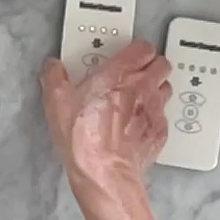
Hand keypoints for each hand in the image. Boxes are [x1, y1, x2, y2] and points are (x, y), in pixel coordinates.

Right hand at [40, 40, 172, 207]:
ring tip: (139, 95)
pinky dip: (154, 115)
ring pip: (166, 88)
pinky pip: (163, 116)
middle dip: (152, 65)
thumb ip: (55, 76)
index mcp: (119, 73)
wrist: (104, 172)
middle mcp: (142, 87)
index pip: (143, 47)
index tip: (129, 52)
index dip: (138, 48)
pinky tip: (139, 122)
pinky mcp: (159, 133)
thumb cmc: (83, 137)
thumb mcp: (56, 101)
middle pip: (162, 64)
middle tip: (137, 71)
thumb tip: (53, 67)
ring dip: (156, 88)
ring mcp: (154, 110)